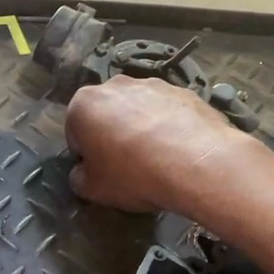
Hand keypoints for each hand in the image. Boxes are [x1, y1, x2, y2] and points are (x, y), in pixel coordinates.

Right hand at [65, 76, 252, 213]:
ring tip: (159, 158)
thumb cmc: (134, 174)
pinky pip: (168, 111)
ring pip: (138, 109)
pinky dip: (169, 126)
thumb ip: (78, 178)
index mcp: (83, 104)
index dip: (86, 155)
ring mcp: (152, 84)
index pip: (75, 132)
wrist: (199, 163)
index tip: (102, 172)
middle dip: (112, 134)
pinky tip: (180, 151)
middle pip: (106, 113)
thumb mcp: (92, 189)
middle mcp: (113, 86)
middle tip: (128, 164)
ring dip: (141, 128)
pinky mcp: (184, 91)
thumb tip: (83, 172)